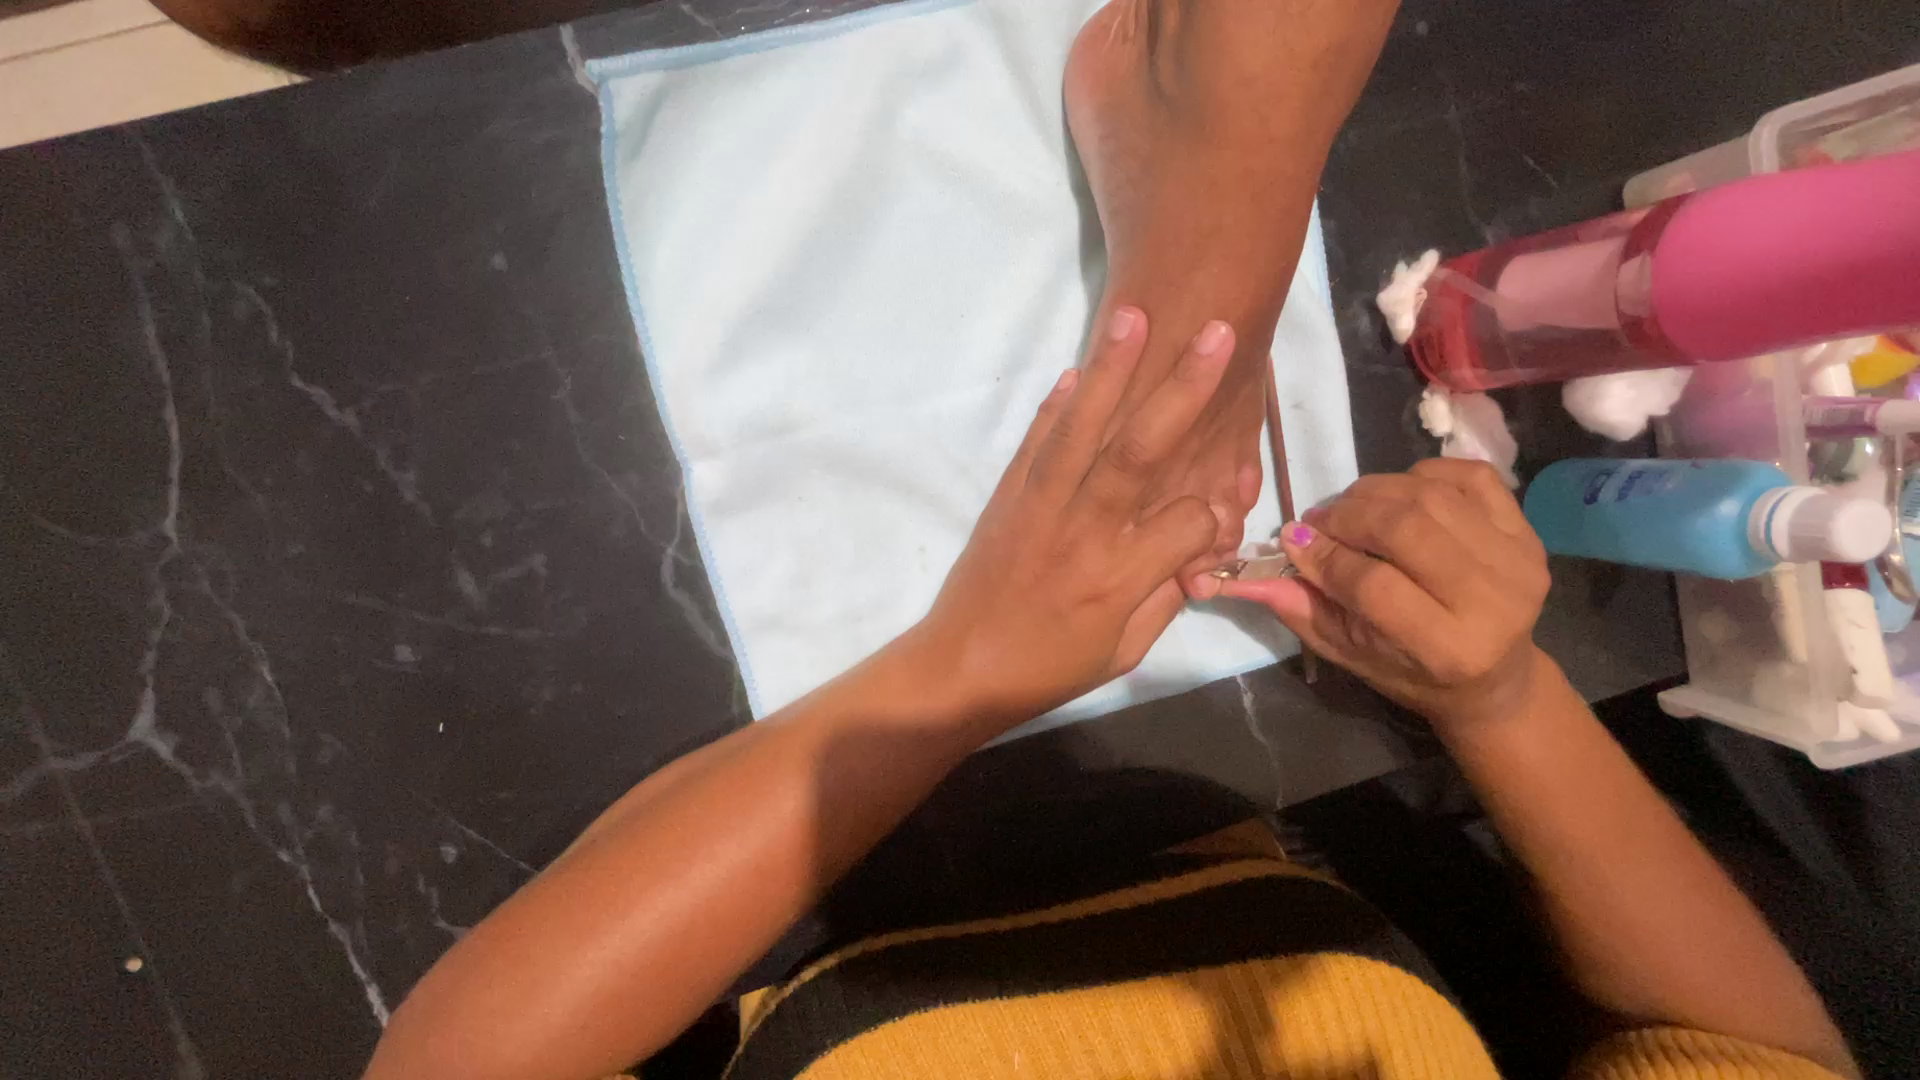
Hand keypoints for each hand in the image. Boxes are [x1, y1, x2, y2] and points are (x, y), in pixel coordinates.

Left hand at [902, 307, 1233, 731]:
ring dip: (1109, 373)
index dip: (1213, 513)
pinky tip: (1076, 371)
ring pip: (1081, 433)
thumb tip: (1198, 555)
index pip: (1188, 521)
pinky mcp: (1007, 497)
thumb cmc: (1049, 668)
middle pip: (1139, 452)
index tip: (1216, 517)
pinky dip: (1054, 406)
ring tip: (1134, 318)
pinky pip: (1034, 445)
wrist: (960, 667)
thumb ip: (1164, 597)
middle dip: (1181, 390)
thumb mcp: (1123, 651)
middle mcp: (1085, 531)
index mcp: (1121, 577)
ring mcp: (1040, 507)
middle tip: (1214, 332)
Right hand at [1220, 459, 1551, 731]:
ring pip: (1430, 495)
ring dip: (1375, 492)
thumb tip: (1244, 576)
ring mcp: (1518, 559)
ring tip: (1350, 509)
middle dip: (1346, 515)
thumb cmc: (1410, 672)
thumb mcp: (1347, 652)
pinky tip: (1399, 495)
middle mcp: (1494, 599)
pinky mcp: (1528, 531)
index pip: (1373, 584)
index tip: (1292, 542)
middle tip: (1319, 522)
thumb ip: (1300, 610)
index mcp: (1446, 647)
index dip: (1324, 557)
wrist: (1496, 675)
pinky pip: (1469, 476)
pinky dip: (1422, 474)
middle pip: (1405, 528)